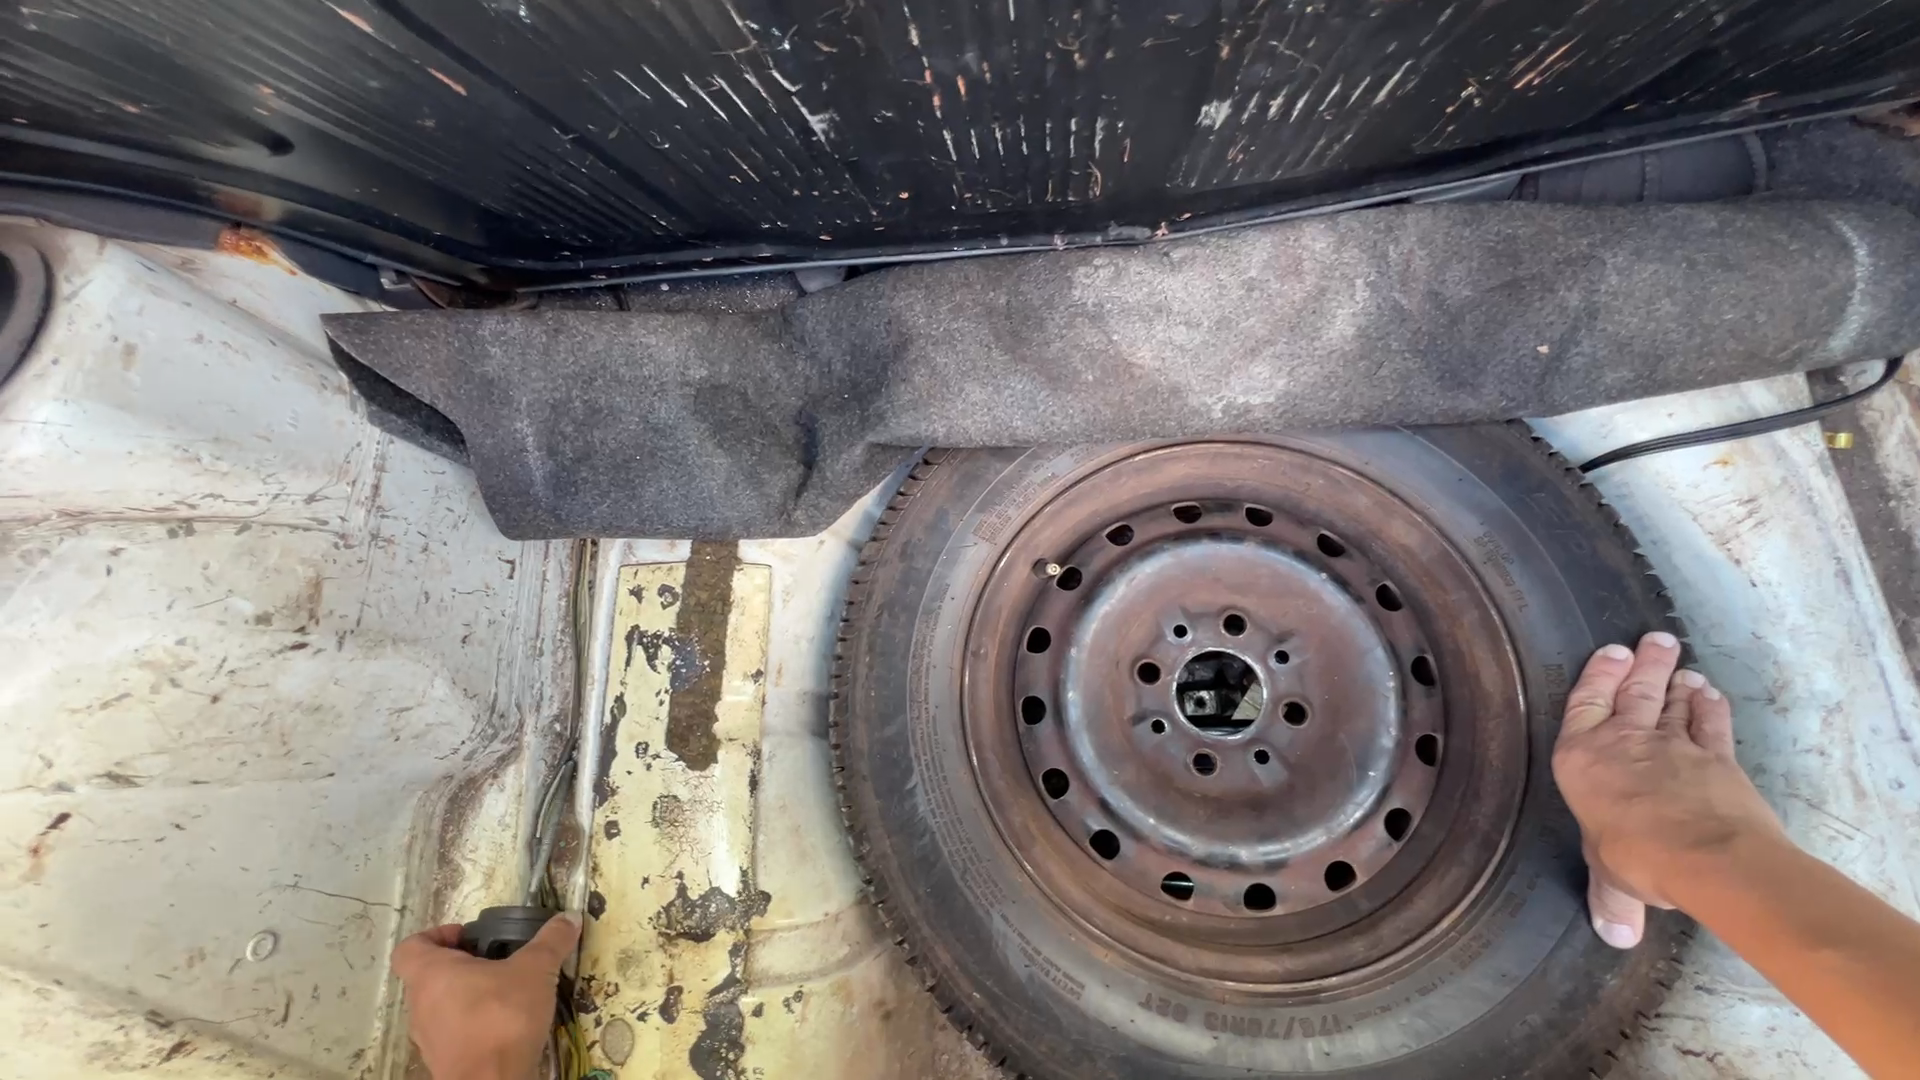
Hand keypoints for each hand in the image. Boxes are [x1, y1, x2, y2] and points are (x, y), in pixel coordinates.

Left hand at [391, 912, 581, 1079]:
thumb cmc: (503, 1016)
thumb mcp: (537, 967)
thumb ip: (552, 939)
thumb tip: (569, 917)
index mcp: (432, 975)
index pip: (411, 947)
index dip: (436, 934)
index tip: (469, 934)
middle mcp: (420, 1006)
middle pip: (429, 975)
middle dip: (464, 962)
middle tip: (499, 957)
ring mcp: (429, 1038)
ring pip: (441, 1003)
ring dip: (469, 991)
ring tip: (509, 986)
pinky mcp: (444, 1061)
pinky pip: (453, 1029)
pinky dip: (474, 1018)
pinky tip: (507, 1018)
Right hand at [1551, 632, 1784, 948]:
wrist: (1709, 858)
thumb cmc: (1637, 855)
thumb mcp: (1612, 877)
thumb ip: (1611, 898)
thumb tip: (1612, 936)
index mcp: (1580, 758)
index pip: (1584, 705)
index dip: (1596, 676)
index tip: (1609, 651)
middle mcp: (1622, 742)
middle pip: (1632, 692)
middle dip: (1640, 664)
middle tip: (1649, 639)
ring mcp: (1672, 746)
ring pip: (1669, 701)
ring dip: (1673, 678)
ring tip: (1674, 657)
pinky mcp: (1716, 759)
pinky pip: (1710, 725)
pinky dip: (1709, 706)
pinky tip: (1707, 692)